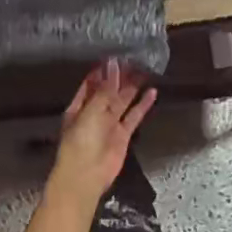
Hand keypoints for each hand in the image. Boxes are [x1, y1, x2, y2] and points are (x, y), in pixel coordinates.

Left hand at [49, 58, 156, 205]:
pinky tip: (152, 92)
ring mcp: (109, 125)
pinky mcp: (123, 135)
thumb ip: (105, 89)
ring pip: (123, 102)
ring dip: (132, 88)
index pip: (91, 84)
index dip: (103, 71)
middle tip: (134, 59)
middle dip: (120, 77)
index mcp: (79, 107)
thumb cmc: (81, 142)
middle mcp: (94, 113)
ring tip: (145, 70)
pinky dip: (142, 105)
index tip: (116, 55)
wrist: (86, 175)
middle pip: (109, 91)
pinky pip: (134, 117)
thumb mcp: (91, 111)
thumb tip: (114, 65)